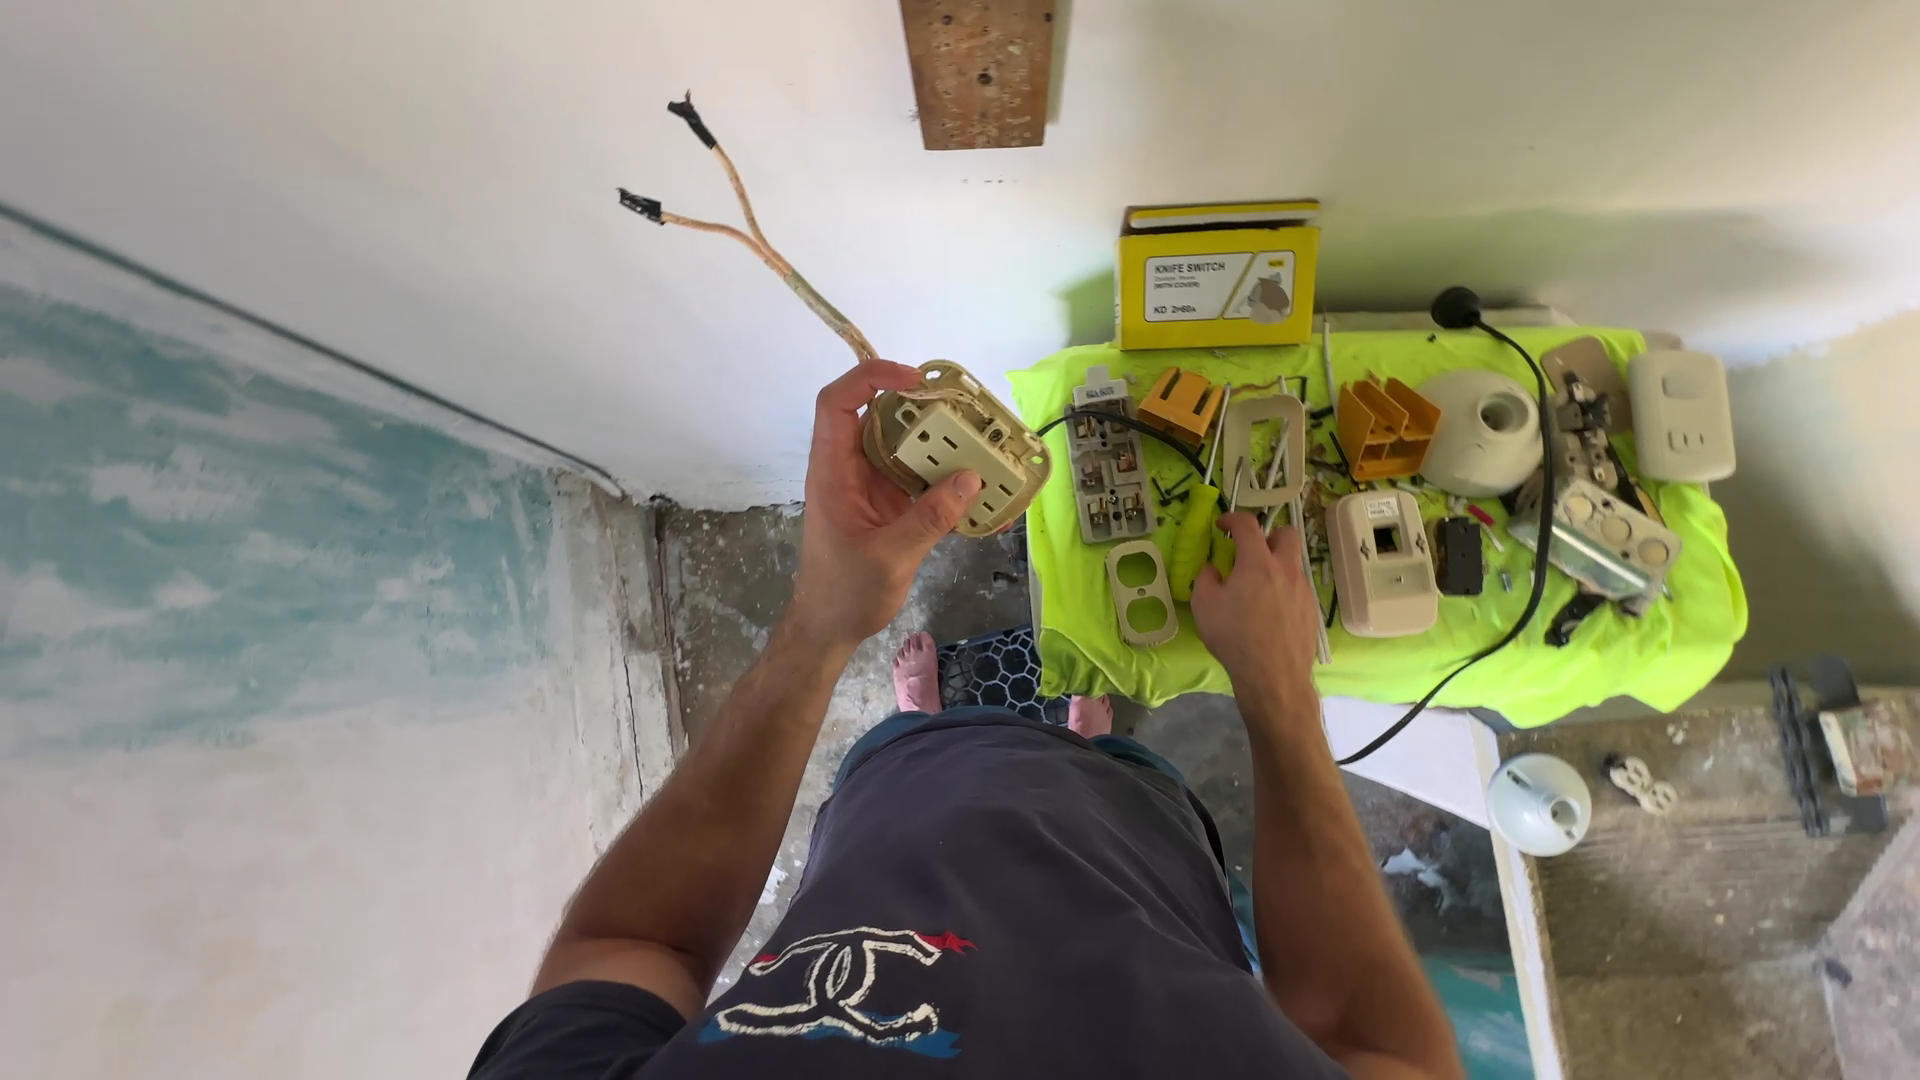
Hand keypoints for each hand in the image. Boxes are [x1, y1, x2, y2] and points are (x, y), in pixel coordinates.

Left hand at [789, 360, 981, 650]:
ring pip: (898, 444)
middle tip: (962, 410)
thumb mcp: (890, 558)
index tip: (914, 380)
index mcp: (832, 473)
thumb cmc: (845, 594)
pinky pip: (912, 474)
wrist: (828, 628)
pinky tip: (970, 477)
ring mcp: (867, 486)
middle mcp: (848, 470)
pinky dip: (938, 471)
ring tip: (975, 438)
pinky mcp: (885, 504)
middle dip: (917, 406)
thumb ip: (929, 518)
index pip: (835, 404)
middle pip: (875, 416)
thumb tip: (971, 479)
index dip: (870, 378)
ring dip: (933, 438)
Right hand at [1190, 514, 1320, 699]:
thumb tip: (1214, 569)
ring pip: (1293, 563)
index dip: (1232, 518)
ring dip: (1275, 565)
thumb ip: (1206, 578)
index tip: (1222, 525)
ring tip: (1256, 587)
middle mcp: (1286, 569)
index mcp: (1257, 562)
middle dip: (1269, 535)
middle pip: (1286, 534)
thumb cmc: (1234, 636)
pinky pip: (1297, 588)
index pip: (1248, 525)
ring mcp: (1303, 589)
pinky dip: (1283, 589)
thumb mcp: (1204, 605)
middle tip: (1250, 550)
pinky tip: (1269, 612)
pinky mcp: (1311, 610)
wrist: (1273, 674)